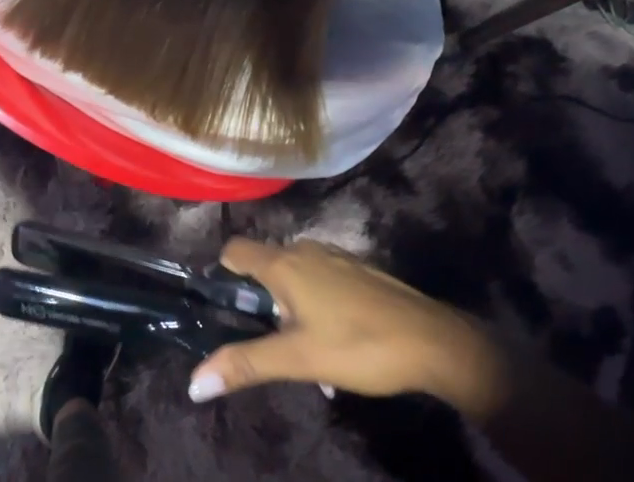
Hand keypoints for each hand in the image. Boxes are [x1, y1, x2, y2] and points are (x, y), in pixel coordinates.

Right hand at [188, 239, 492, 406]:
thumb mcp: (299, 360)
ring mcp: (337, 258)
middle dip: (262, 300)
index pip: (235, 251)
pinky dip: (319, 304)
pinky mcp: (362, 271)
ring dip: (292, 306)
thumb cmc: (360, 345)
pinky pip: (324, 281)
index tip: (224, 306)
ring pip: (298, 275)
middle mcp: (306, 250)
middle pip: (266, 265)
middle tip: (268, 340)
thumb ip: (245, 365)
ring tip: (304, 349)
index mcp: (283, 264)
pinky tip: (337, 342)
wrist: (438, 343)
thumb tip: (194, 383)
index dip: (223, 273)